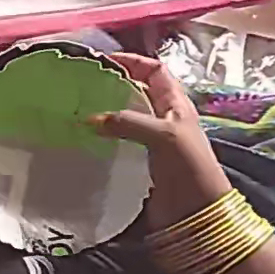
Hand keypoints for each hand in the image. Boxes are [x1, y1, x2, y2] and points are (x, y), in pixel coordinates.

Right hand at [92, 54, 229, 227]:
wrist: (195, 212)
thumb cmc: (187, 167)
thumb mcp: (163, 136)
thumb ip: (127, 122)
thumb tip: (90, 119)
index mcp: (175, 104)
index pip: (154, 71)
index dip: (133, 61)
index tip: (104, 61)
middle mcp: (163, 119)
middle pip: (137, 92)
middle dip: (113, 85)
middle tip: (83, 86)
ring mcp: (152, 142)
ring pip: (125, 117)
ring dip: (105, 112)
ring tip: (79, 110)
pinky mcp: (140, 162)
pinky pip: (118, 142)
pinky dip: (103, 138)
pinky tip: (86, 140)